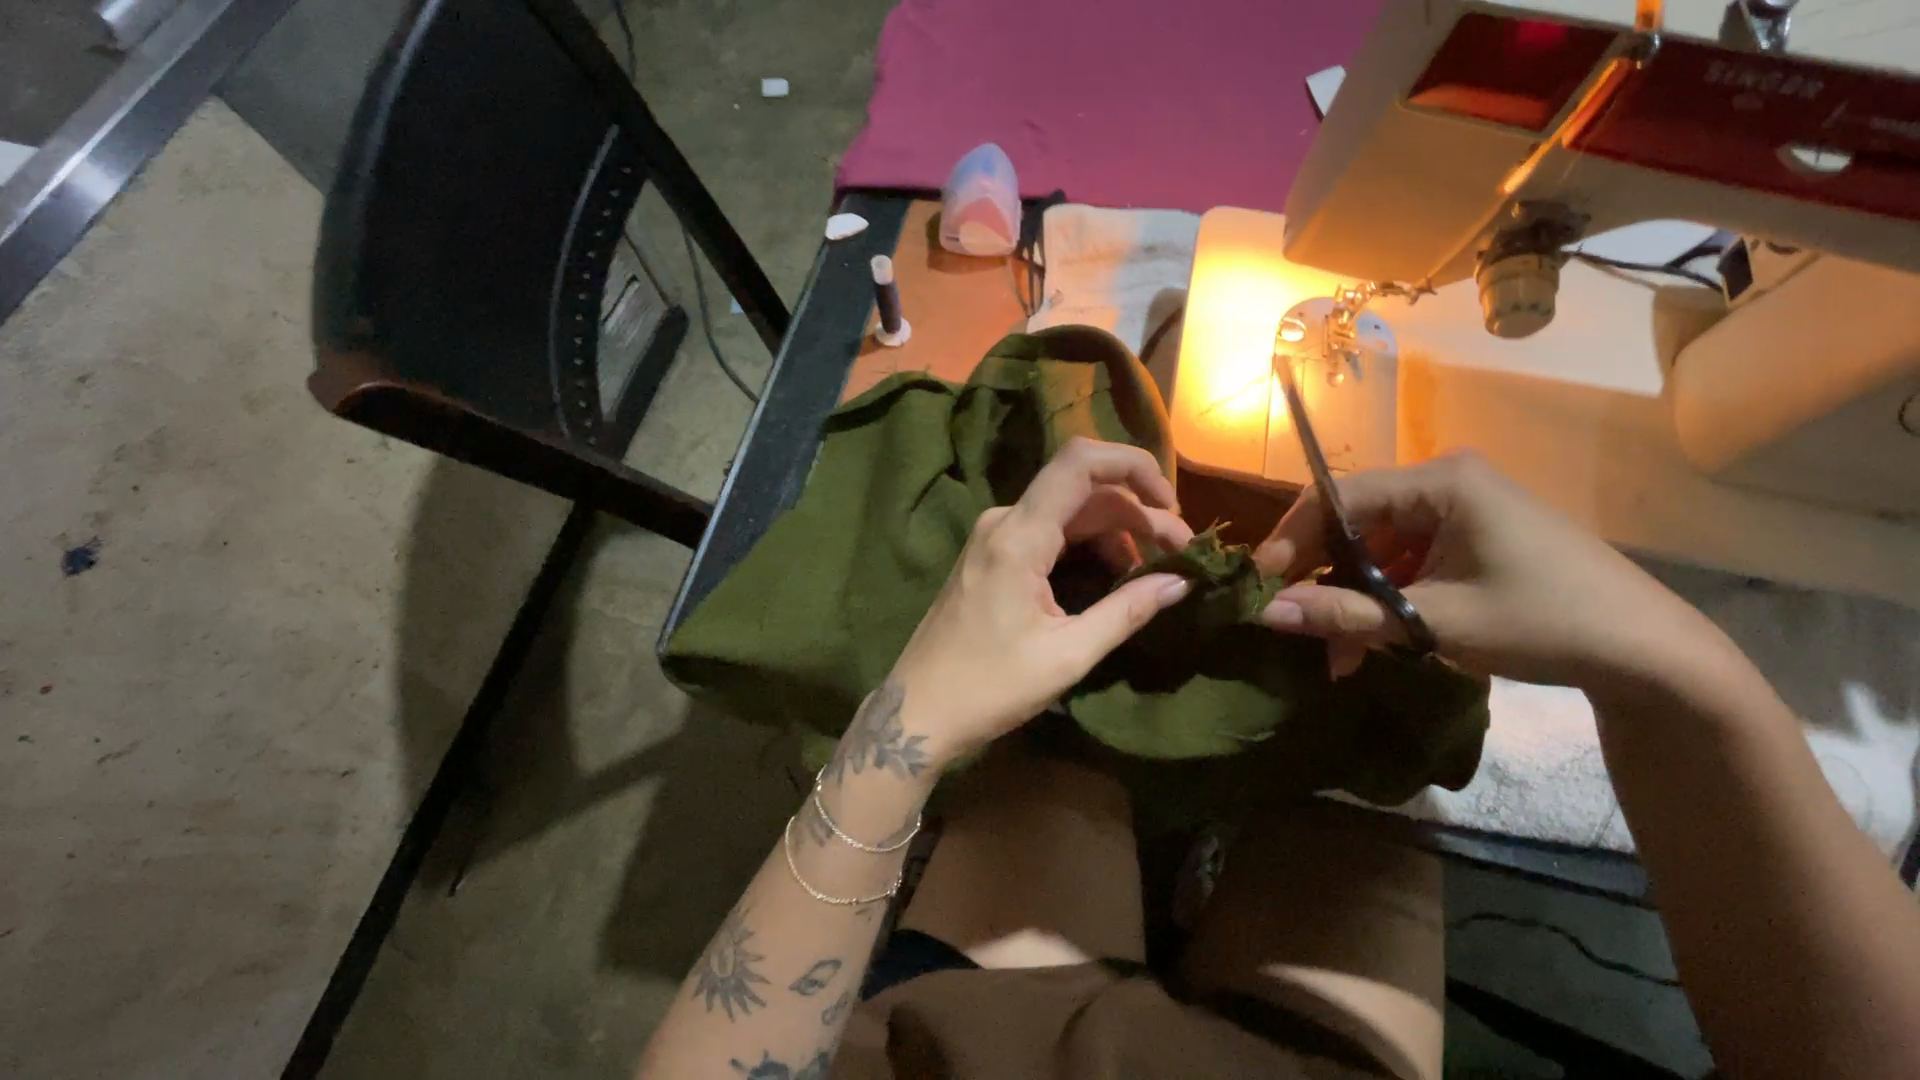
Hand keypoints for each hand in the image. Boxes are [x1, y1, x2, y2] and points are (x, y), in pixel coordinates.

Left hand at [888, 438, 1196, 763]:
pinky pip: (1049, 532)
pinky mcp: (992, 555)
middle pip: (1082, 489)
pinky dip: (1088, 545)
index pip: (1079, 463)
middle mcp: (1004, 522)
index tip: (1172, 505)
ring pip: (1068, 511)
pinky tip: (1114, 577)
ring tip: (1153, 571)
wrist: (920, 709)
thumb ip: (1126, 611)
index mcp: (1018, 537)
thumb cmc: (989, 687)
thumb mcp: (1067, 655)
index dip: (1133, 466)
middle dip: (1138, 512)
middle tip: (1181, 552)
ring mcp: (994, 537)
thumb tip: (1180, 582)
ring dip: (1116, 531)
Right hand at [1252, 451, 1713, 691]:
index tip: (1259, 583)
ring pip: (1377, 548)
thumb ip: (1345, 615)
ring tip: (1339, 655)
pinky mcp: (1472, 539)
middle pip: (1355, 523)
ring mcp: (1462, 511)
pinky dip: (1385, 600)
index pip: (1338, 496)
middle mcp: (1447, 483)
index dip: (1291, 539)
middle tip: (1297, 626)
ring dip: (1353, 599)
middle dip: (1324, 579)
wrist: (1651, 656)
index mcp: (1442, 481)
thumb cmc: (1542, 623)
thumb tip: (1264, 614)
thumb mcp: (1434, 622)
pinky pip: (1406, 562)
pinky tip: (1375, 642)